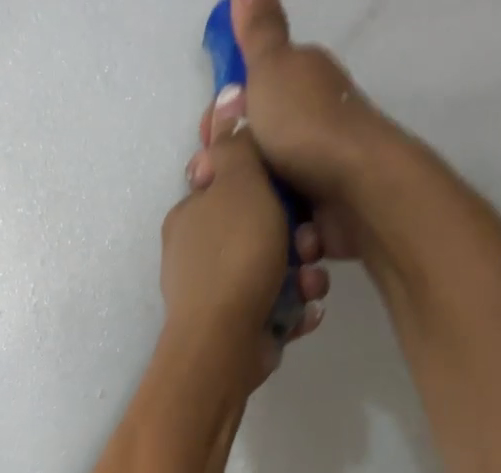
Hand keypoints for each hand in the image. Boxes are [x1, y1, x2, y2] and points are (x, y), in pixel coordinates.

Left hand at [161, 86, 331, 383]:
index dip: (271, 184)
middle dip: (297, 235)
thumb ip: (237, 146)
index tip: (295, 190)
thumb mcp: (240, 185)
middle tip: (309, 245)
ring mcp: (217, 293)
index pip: (233, 182)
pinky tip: (302, 311)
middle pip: (262, 227)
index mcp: (191, 215)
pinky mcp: (237, 326)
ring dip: (303, 274)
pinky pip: (276, 305)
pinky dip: (294, 307)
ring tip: (308, 284)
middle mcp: (199, 254)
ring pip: (275, 268)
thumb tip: (227, 102)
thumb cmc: (235, 257)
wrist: (224, 343)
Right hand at [188, 0, 407, 261]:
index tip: (208, 138)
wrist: (356, 190)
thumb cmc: (307, 126)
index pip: (244, 100)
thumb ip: (258, 33)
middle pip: (248, 145)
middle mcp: (308, 123)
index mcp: (299, 84)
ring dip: (241, 195)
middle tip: (210, 179)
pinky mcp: (316, 211)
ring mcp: (313, 169)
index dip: (219, 119)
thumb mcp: (273, 68)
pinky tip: (253, 227)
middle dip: (225, 162)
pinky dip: (265, 222)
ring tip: (229, 207)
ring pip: (258, 183)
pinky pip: (278, 216)